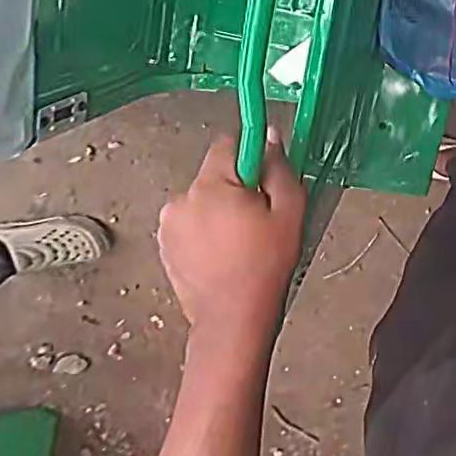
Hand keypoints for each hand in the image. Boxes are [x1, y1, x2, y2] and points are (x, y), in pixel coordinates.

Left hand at [158, 129, 306, 348]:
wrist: (233, 318)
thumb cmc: (264, 264)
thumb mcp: (289, 209)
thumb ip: (279, 167)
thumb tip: (270, 137)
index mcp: (210, 186)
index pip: (228, 144)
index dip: (251, 154)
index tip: (265, 172)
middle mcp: (181, 200)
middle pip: (216, 174)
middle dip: (239, 186)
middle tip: (260, 215)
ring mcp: (169, 225)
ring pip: (204, 198)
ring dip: (222, 208)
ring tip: (243, 238)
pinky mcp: (166, 246)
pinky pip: (192, 222)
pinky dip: (208, 229)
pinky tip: (226, 251)